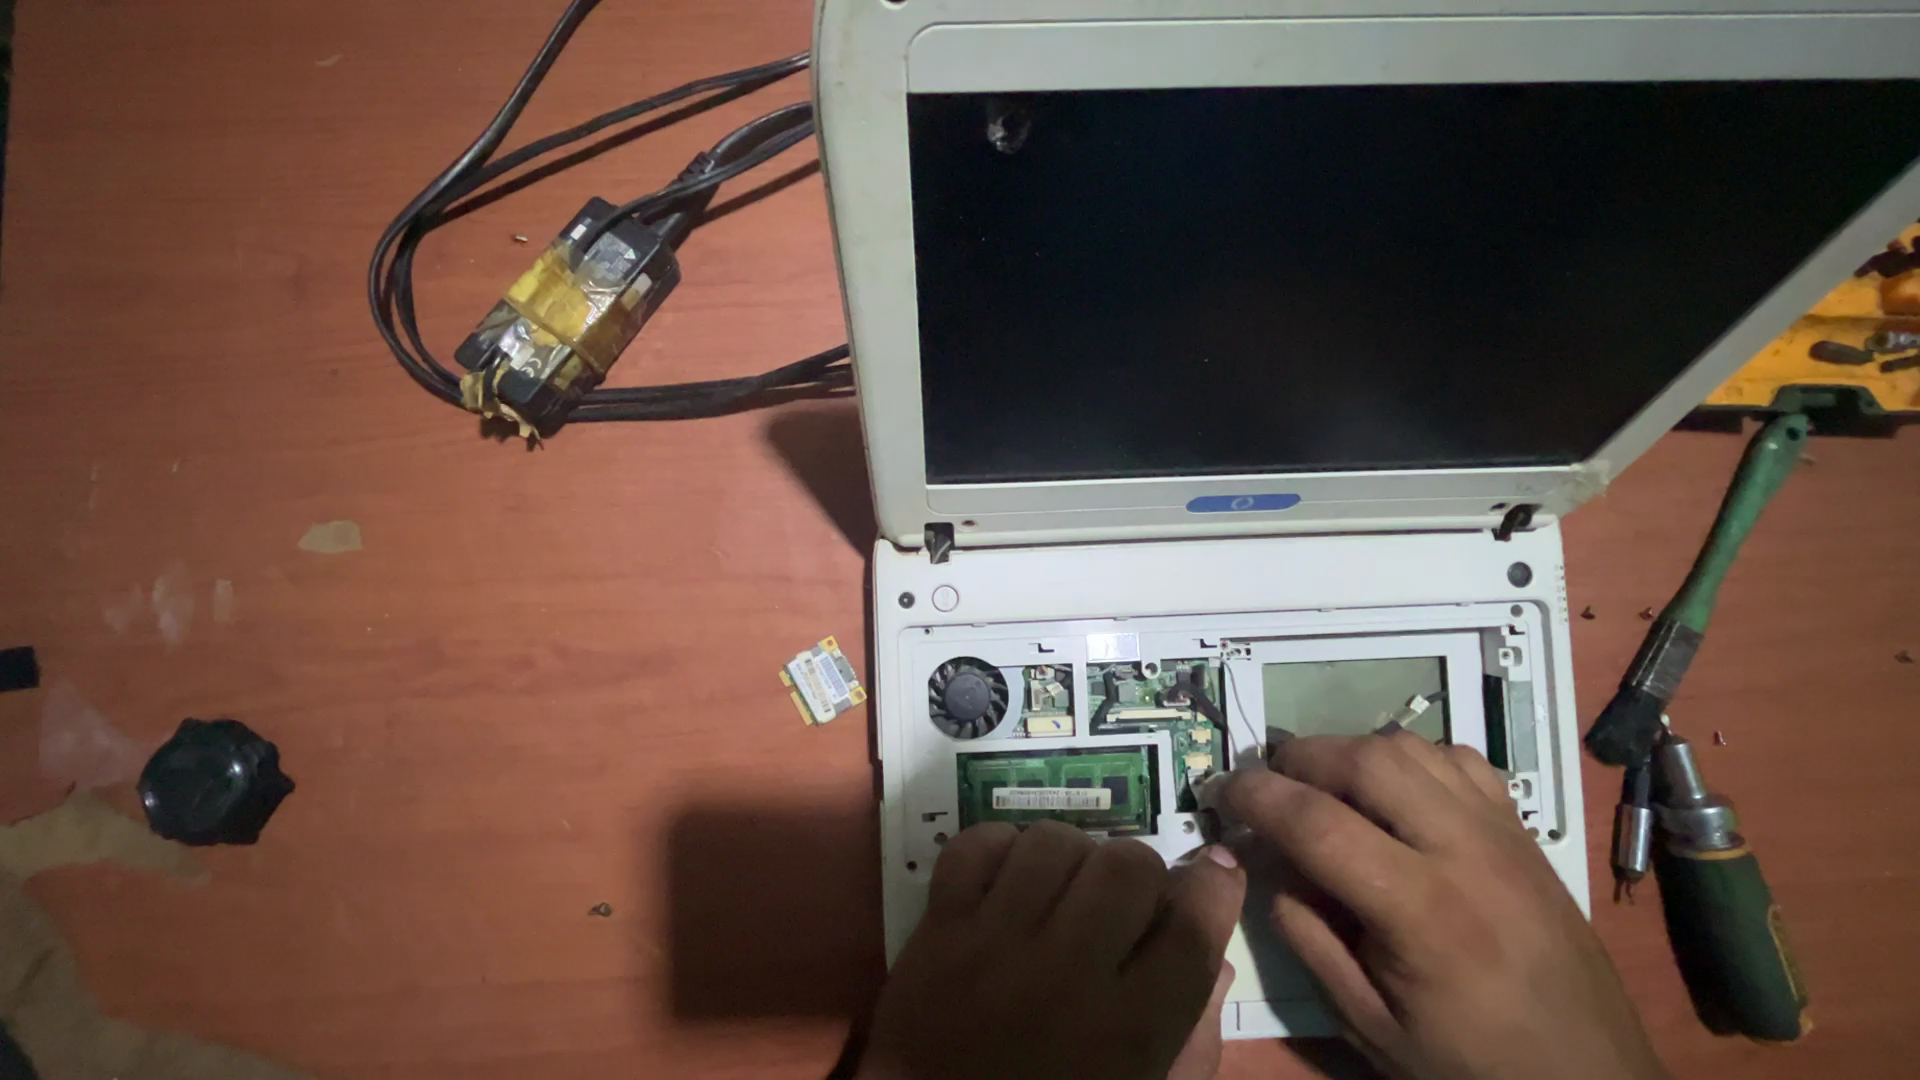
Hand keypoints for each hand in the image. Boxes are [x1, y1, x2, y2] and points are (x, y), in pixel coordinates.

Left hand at [858, 820, 1244, 1079]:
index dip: (1215, 886)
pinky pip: (978, 844)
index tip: (1216, 866)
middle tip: (1120, 899)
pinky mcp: (940, 924)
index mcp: (1128, 1031)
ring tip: (1060, 887)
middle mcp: (1066, 974)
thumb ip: (1189, 1035)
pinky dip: (998, 846)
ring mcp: (995, 943)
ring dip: (1069, 855)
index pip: (1192, 929)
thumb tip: (1212, 953)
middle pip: (1127, 867)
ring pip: (1053, 843)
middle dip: (1137, 870)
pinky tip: (1007, 880)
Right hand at [1224, 731, 1668, 1079]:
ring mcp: (1502, 834)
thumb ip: (1304, 934)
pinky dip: (1408, 757)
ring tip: (1323, 782)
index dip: (1255, 797)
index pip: (1317, 824)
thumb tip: (1267, 858)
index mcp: (1423, 915)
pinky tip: (1390, 791)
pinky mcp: (1522, 830)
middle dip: (1300, 757)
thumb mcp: (1365, 1022)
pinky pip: (1456, 759)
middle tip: (1270, 781)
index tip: (1222, 793)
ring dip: (1349, 750)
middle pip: (1367, 760)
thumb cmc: (1470, 1065)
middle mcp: (1467, 854)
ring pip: (1410, 746)